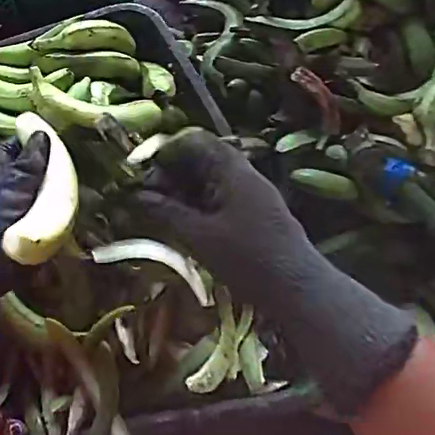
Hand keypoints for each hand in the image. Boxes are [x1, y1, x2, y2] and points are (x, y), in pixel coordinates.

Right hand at [131, 130, 416, 416]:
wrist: (301, 293)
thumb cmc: (250, 260)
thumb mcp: (200, 237)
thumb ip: (166, 212)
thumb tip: (134, 196)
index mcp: (234, 171)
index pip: (194, 141)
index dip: (165, 150)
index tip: (140, 170)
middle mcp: (243, 177)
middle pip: (199, 160)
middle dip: (169, 174)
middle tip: (143, 195)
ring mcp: (250, 197)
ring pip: (207, 181)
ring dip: (180, 192)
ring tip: (155, 211)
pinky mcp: (252, 216)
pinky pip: (217, 199)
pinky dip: (195, 206)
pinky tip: (179, 224)